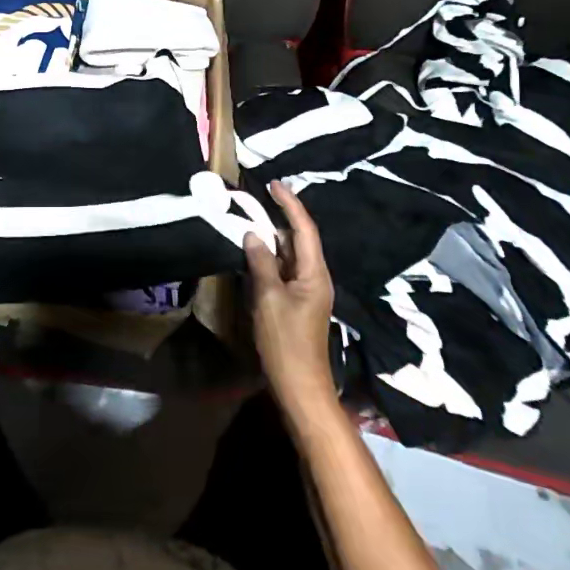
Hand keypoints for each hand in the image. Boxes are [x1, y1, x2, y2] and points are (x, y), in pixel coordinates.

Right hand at [244, 181, 336, 412]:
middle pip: (301, 239)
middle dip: (282, 216)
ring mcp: (308, 291)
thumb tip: (254, 234)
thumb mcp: (269, 299)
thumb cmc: (285, 341)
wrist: (300, 385)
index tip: (273, 184)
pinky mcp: (297, 302)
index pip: (304, 229)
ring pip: (292, 254)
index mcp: (315, 273)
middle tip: (258, 197)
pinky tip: (256, 251)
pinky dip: (272, 256)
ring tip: (253, 217)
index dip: (290, 204)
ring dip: (275, 236)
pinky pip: (285, 269)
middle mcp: (316, 277)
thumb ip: (262, 263)